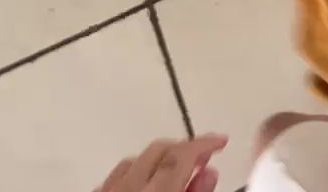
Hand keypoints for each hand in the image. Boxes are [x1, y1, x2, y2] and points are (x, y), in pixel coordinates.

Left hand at [94, 134, 226, 191]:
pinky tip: (142, 184)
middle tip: (203, 157)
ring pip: (133, 160)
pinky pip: (114, 176)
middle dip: (183, 148)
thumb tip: (209, 172)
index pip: (181, 155)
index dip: (204, 142)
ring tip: (174, 172)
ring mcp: (105, 190)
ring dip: (158, 159)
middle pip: (157, 149)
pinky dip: (134, 172)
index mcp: (155, 190)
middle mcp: (127, 185)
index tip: (221, 140)